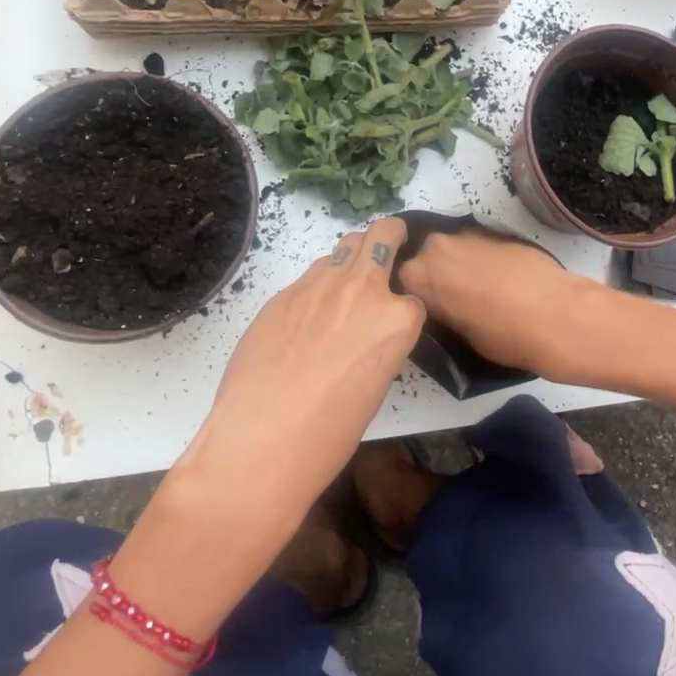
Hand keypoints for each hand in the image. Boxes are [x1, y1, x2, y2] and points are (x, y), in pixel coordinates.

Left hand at [191, 217, 425, 510]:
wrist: (262, 439)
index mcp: (396, 319)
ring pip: (344, 247)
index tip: (397, 322)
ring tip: (344, 289)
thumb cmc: (330, 431)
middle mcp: (362, 289)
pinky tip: (307, 318)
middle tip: (388, 248)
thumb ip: (379, 343)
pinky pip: (311, 275)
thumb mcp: (376, 385)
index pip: (413, 298)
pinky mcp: (283, 294)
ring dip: (351, 259)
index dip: (405, 310)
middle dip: (389, 238)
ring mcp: (318, 286)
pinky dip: (318, 285)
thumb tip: (366, 332)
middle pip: (383, 235)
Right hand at [395, 228, 600, 381]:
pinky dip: (483, 258)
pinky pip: (479, 245)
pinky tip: (499, 278)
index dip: (414, 294)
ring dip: (460, 263)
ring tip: (480, 288)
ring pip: (453, 248)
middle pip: (427, 257)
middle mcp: (437, 247)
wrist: (556, 315)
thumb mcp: (460, 335)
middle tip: (452, 297)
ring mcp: (468, 235)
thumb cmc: (503, 336)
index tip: (426, 307)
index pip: (401, 280)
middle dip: (436, 273)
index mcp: (418, 276)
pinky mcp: (497, 231)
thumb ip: (442, 313)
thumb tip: (445, 308)